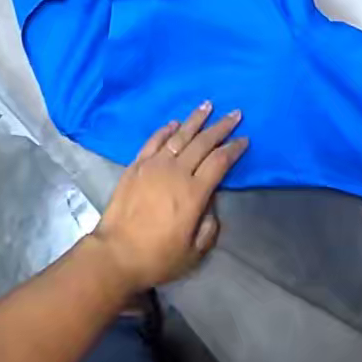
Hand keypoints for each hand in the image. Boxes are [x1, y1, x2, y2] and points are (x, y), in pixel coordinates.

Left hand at [86, 102, 246, 292]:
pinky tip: (175, 123)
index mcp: (194, 193)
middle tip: (234, 114)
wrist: (117, 252)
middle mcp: (175, 172)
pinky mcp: (136, 165)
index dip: (234, 149)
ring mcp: (153, 165)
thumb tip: (210, 205)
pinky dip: (166, 130)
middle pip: (202, 143)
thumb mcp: (195, 251)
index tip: (245, 139)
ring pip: (178, 136)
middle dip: (221, 128)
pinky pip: (154, 141)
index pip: (219, 162)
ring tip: (207, 106)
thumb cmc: (158, 256)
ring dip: (195, 120)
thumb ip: (209, 226)